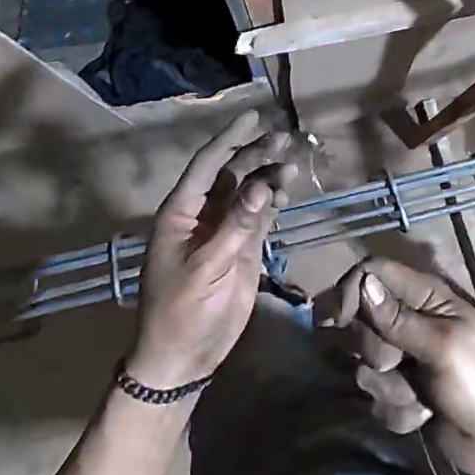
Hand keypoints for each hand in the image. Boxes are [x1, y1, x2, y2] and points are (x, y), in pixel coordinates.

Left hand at [128, 111, 294, 388]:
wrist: (183, 358)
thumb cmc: (181, 312)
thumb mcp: (206, 268)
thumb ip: (235, 226)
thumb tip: (263, 186)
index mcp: (181, 213)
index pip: (207, 165)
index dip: (229, 139)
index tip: (254, 116)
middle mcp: (203, 214)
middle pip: (233, 173)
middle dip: (257, 154)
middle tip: (286, 140)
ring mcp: (224, 230)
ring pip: (249, 192)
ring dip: (269, 176)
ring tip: (293, 166)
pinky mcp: (242, 248)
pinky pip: (259, 215)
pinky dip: (274, 201)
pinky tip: (288, 191)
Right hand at [328, 259, 474, 474]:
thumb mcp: (443, 347)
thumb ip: (399, 319)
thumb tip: (363, 282)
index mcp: (425, 296)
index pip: (374, 272)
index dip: (352, 290)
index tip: (339, 321)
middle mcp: (409, 320)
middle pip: (361, 320)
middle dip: (375, 351)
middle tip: (400, 364)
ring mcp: (404, 357)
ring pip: (365, 364)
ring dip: (390, 387)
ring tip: (422, 396)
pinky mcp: (401, 390)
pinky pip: (376, 396)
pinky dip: (398, 410)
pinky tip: (424, 415)